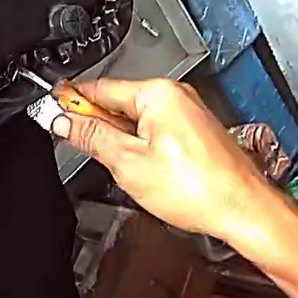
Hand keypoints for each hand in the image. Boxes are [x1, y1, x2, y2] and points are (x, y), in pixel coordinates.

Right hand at [52, 78, 297, 257]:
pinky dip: (141, 143)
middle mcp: (176, 95)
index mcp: (157, 93)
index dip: (73, 100)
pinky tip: (143, 168)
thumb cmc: (199, 188)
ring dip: (120, 136)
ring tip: (121, 166)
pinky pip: (157, 128)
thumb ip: (92, 136)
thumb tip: (64, 120)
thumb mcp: (128, 163)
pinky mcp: (195, 131)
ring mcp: (188, 112)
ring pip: (138, 118)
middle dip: (98, 123)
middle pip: (119, 101)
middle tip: (80, 145)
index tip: (53, 106)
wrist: (244, 210)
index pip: (100, 87)